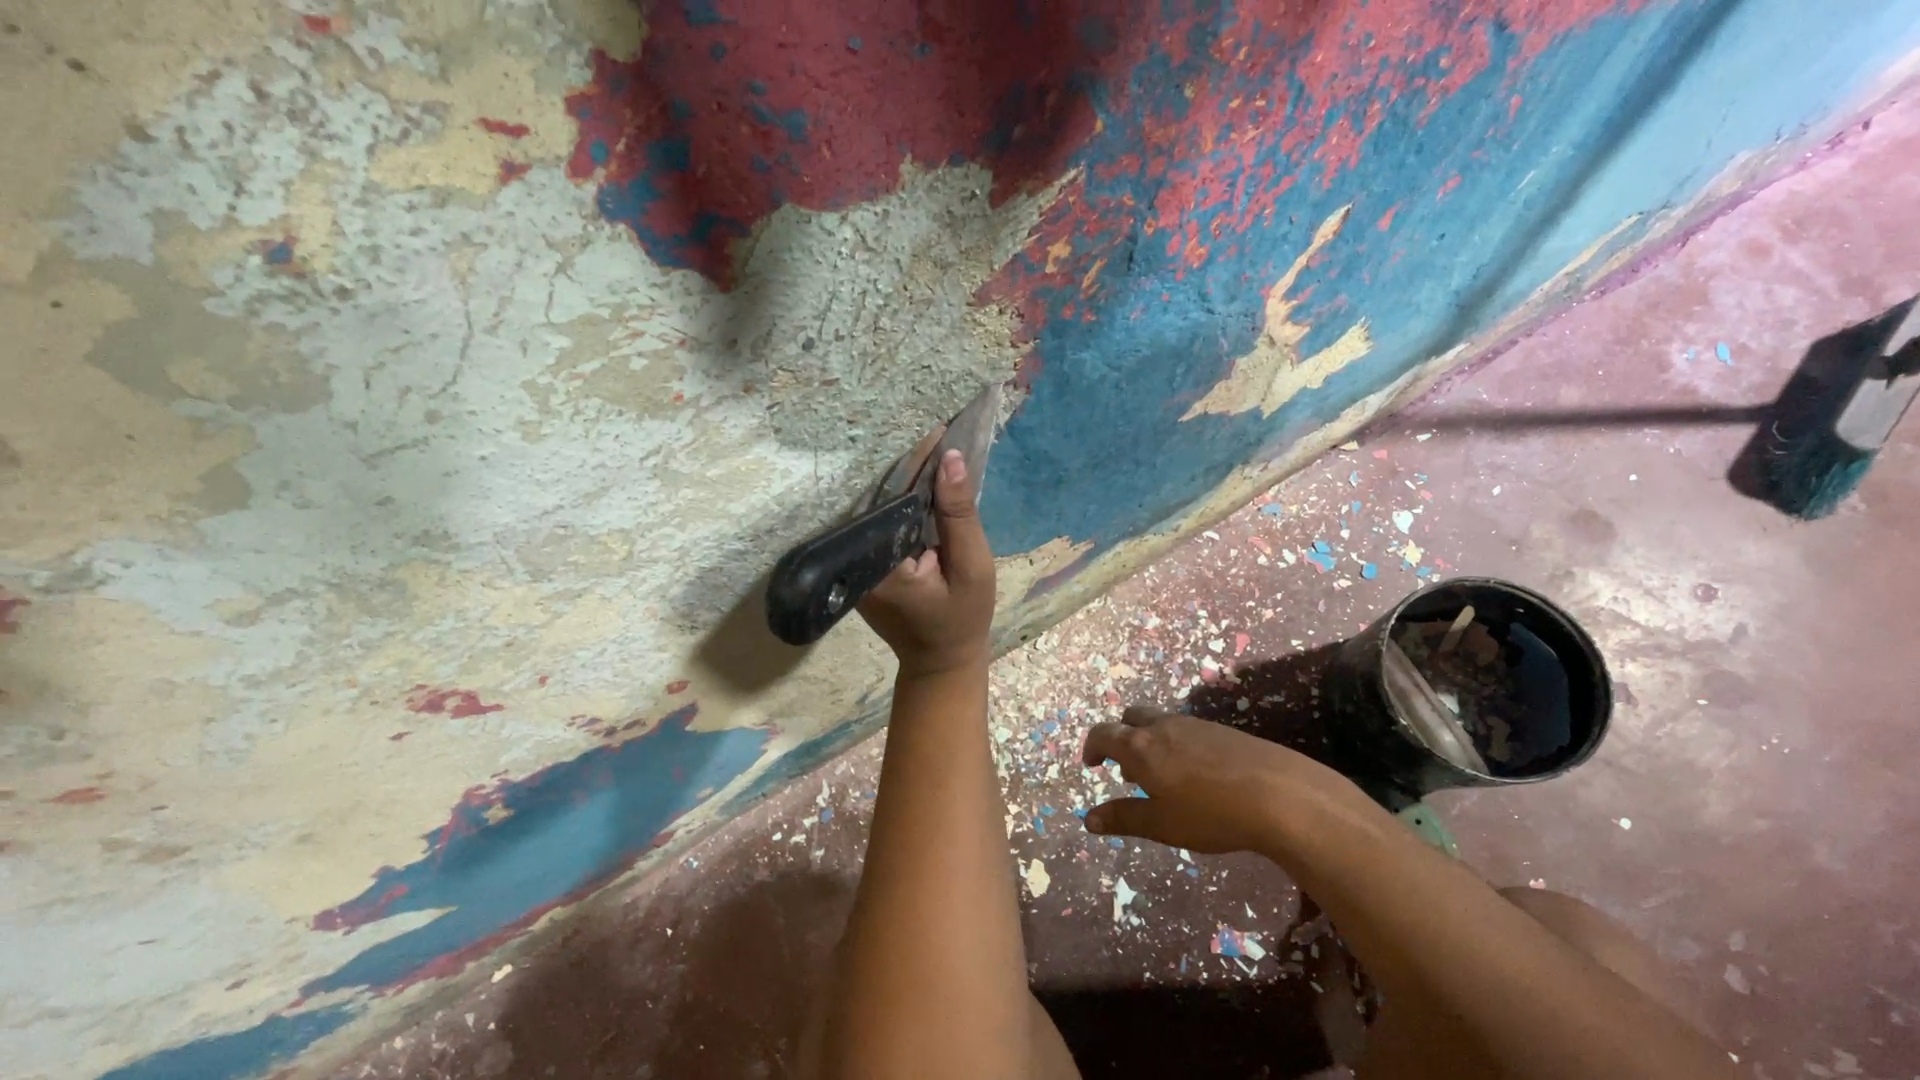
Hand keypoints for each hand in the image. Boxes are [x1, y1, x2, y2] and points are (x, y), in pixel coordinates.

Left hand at [858, 449, 995, 678]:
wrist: (942, 661)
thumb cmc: (961, 619)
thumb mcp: (971, 566)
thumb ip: (958, 515)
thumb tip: (951, 460)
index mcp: (879, 565)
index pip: (893, 500)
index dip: (916, 465)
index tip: (940, 435)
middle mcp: (857, 562)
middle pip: (882, 502)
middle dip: (912, 470)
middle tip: (942, 440)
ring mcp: (856, 566)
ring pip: (881, 512)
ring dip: (908, 485)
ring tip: (937, 455)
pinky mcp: (865, 566)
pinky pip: (883, 526)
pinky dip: (904, 506)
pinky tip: (926, 488)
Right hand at [1081, 707, 1334, 853]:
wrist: (1280, 794)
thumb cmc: (1210, 813)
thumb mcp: (1161, 824)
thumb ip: (1123, 818)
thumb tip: (1088, 818)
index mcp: (1141, 747)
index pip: (1104, 734)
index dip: (1092, 747)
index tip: (1092, 764)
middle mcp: (1164, 727)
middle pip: (1131, 718)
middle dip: (1122, 738)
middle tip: (1127, 771)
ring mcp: (1197, 725)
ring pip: (1161, 723)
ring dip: (1151, 743)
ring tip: (1163, 778)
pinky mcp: (1224, 731)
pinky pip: (1188, 731)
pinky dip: (1178, 746)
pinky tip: (1198, 777)